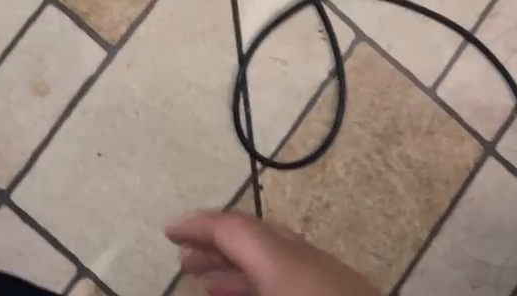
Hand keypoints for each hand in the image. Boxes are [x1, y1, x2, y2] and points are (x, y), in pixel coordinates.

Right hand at [166, 211, 379, 295]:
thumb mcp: (266, 292)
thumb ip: (230, 289)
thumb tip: (207, 287)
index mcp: (282, 262)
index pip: (230, 227)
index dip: (194, 226)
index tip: (168, 232)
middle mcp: (306, 260)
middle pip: (252, 236)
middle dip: (214, 246)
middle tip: (184, 261)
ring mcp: (332, 278)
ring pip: (275, 257)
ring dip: (239, 267)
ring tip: (210, 287)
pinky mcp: (348, 294)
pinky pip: (295, 277)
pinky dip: (266, 282)